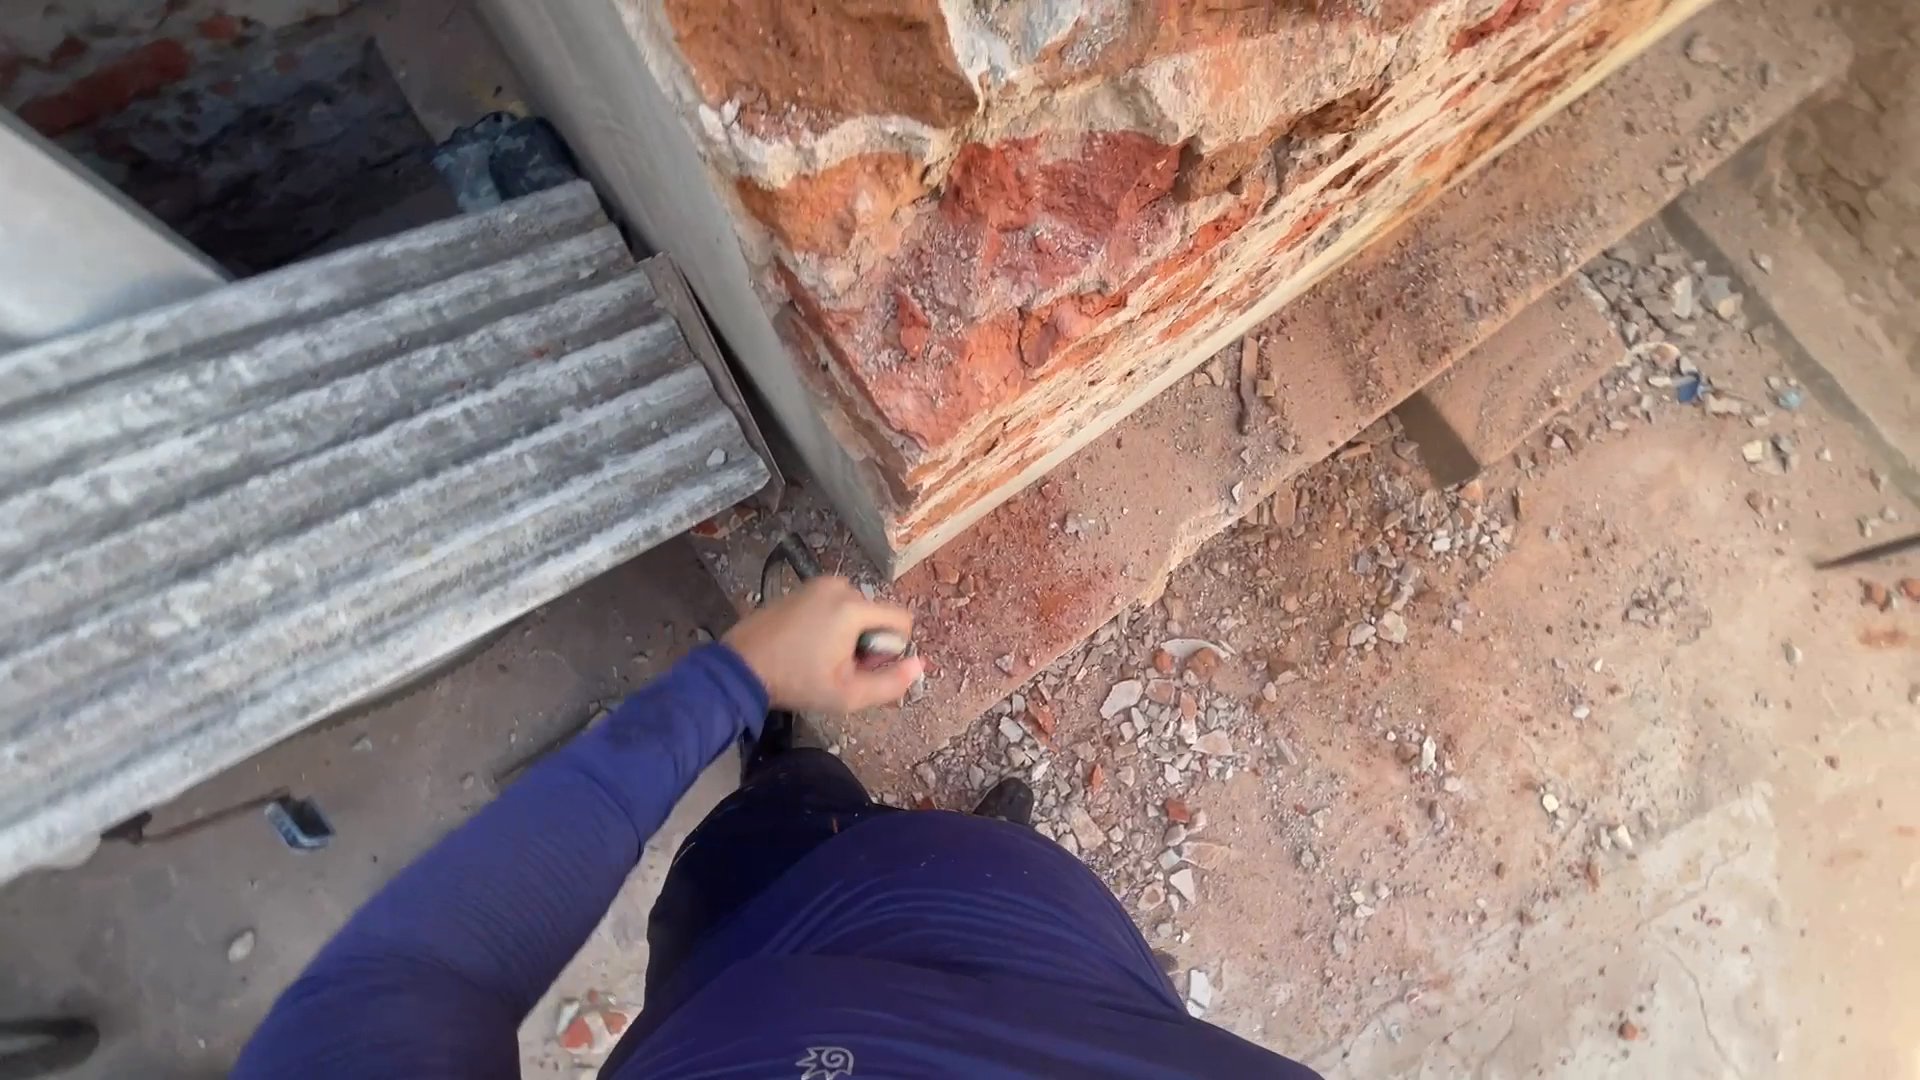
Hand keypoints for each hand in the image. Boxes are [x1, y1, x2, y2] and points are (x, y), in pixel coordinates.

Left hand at [723, 576, 924, 712]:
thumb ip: (891, 683)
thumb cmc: (795, 682)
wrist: (741, 668)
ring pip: (857, 610)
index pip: (902, 620)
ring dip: (850, 633)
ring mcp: (818, 583)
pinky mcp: (803, 587)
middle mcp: (840, 586)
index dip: (892, 649)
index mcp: (853, 607)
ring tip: (822, 656)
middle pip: (877, 615)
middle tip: (839, 666)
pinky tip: (809, 644)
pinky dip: (832, 622)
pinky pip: (835, 603)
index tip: (863, 666)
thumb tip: (919, 664)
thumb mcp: (847, 695)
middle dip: (868, 642)